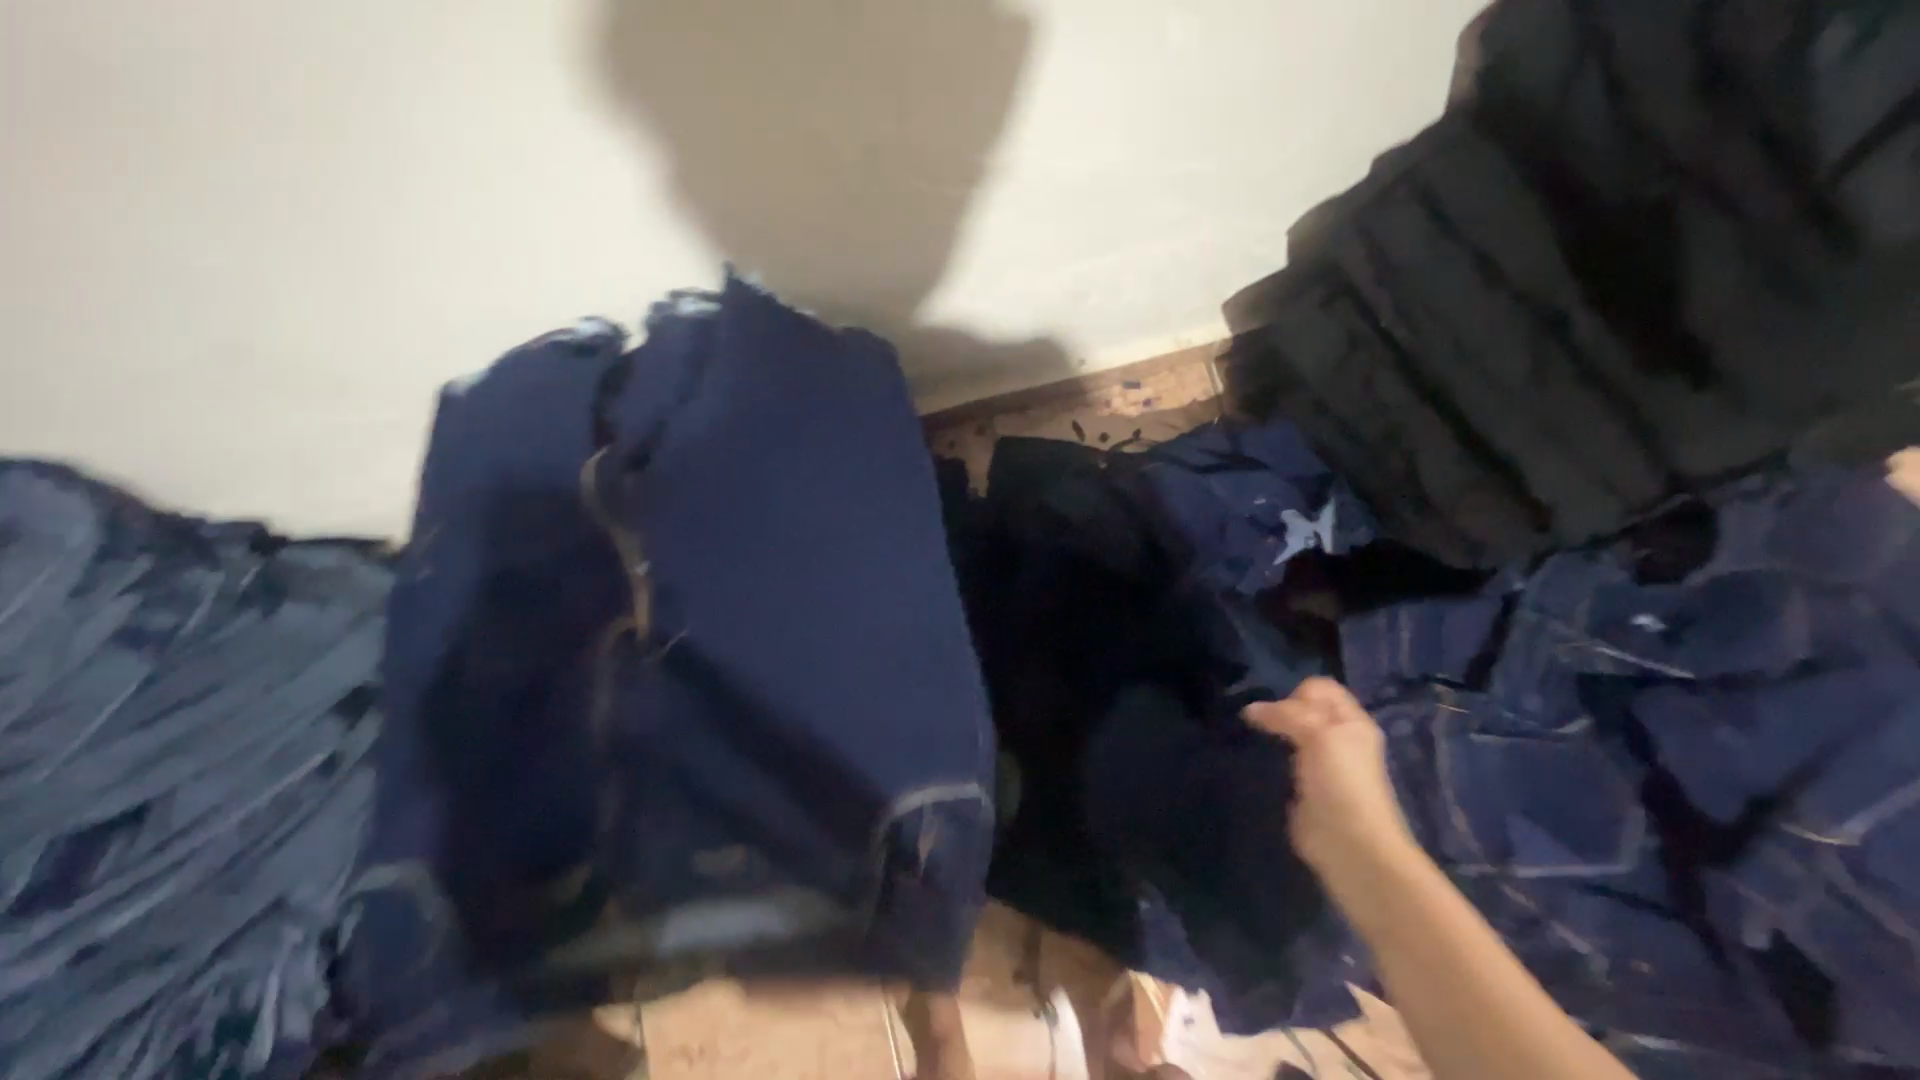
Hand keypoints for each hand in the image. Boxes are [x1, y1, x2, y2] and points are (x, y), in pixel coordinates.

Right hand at [1242, 677, 1418, 875]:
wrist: (1349, 844)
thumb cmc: (1342, 783)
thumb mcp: (1319, 735)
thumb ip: (1286, 714)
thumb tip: (1250, 710)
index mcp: (1351, 722)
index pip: (1320, 688)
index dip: (1296, 693)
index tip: (1279, 713)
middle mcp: (1337, 738)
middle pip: (1301, 710)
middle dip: (1277, 712)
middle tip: (1258, 726)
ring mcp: (1318, 764)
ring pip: (1288, 735)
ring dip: (1269, 736)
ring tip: (1250, 740)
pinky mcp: (1300, 786)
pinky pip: (1278, 761)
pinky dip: (1266, 759)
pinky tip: (1253, 762)